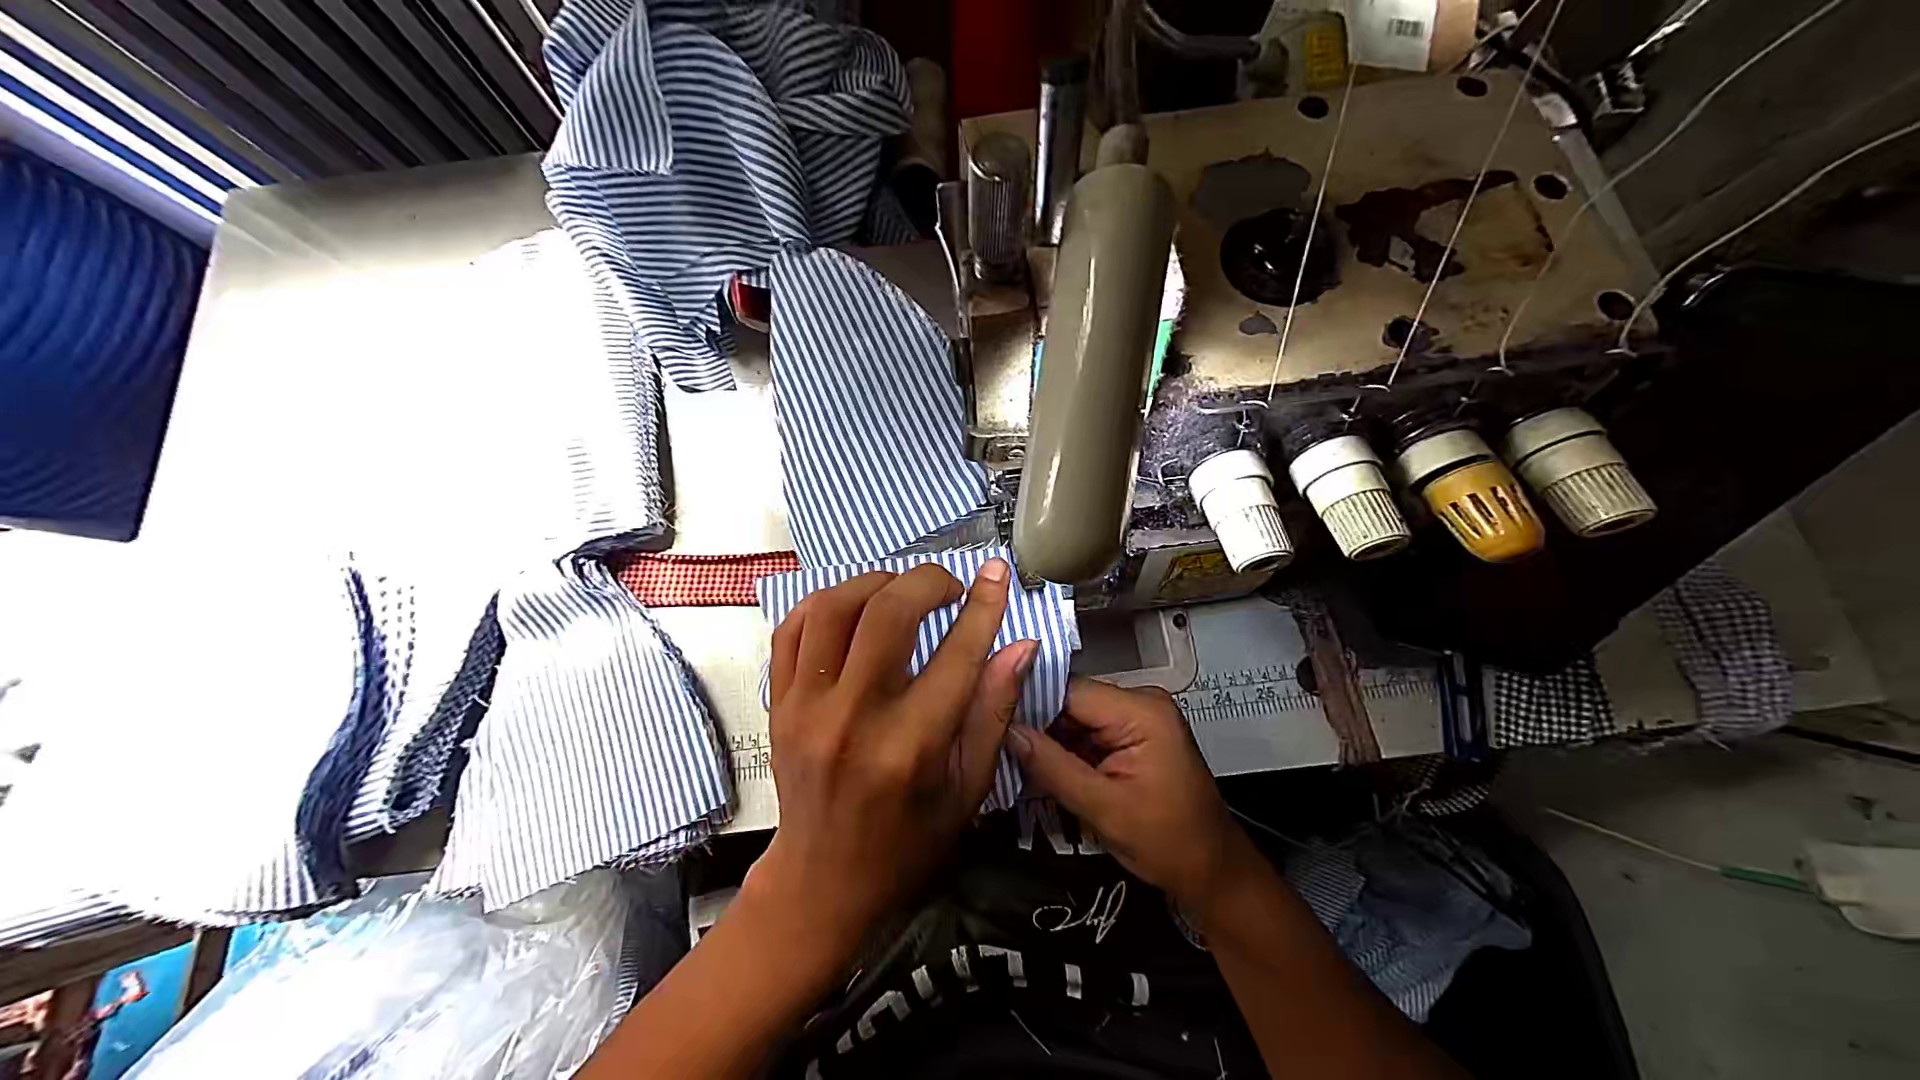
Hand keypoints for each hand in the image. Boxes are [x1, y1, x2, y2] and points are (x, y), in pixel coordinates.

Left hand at [751, 559, 1038, 950]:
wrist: (823, 880)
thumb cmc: (906, 842)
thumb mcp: (968, 789)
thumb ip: (993, 711)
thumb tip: (1020, 647)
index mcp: (910, 747)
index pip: (956, 654)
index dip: (983, 606)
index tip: (995, 575)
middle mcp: (853, 719)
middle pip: (888, 614)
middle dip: (927, 582)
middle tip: (948, 586)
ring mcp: (805, 708)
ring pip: (834, 608)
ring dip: (874, 584)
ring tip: (900, 591)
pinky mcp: (778, 704)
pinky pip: (792, 630)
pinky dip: (825, 604)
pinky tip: (853, 609)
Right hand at [1008, 678, 1253, 908]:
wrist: (1212, 871)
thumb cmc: (1168, 842)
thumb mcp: (1104, 808)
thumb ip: (1052, 767)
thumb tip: (1005, 731)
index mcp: (1141, 711)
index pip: (1069, 691)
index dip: (1027, 704)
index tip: (989, 722)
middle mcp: (1139, 702)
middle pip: (1069, 700)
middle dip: (1034, 723)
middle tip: (993, 744)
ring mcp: (1135, 717)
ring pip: (1072, 716)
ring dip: (1045, 738)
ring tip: (1007, 755)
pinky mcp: (1130, 734)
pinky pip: (1085, 731)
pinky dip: (1063, 749)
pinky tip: (1035, 764)